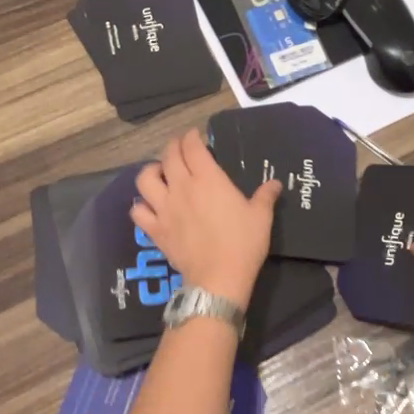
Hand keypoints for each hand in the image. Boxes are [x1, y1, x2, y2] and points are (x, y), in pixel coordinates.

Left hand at [131, 129, 281, 307]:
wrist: (219, 277)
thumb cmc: (243, 243)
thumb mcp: (262, 216)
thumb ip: (265, 196)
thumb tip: (275, 183)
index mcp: (208, 179)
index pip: (193, 147)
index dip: (192, 137)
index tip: (195, 136)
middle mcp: (182, 187)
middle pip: (168, 156)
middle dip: (173, 146)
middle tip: (180, 147)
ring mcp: (165, 208)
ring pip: (145, 179)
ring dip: (151, 170)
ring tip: (160, 172)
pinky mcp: (156, 229)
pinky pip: (138, 211)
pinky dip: (141, 205)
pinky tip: (149, 205)